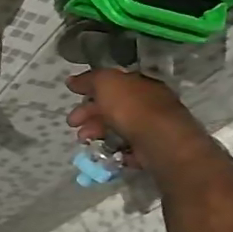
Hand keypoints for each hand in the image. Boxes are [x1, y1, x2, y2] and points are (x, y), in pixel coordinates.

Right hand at [66, 68, 196, 153]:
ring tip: (84, 140)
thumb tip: (72, 81)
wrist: (160, 141)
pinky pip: (127, 148)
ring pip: (117, 128)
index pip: (113, 85)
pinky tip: (104, 152)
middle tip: (72, 123)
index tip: (74, 98)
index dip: (91, 91)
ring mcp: (151, 128)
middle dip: (89, 114)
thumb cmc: (132, 108)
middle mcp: (148, 103)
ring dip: (97, 132)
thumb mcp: (106, 83)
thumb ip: (89, 79)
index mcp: (140, 84)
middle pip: (113, 107)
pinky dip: (113, 149)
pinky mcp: (151, 150)